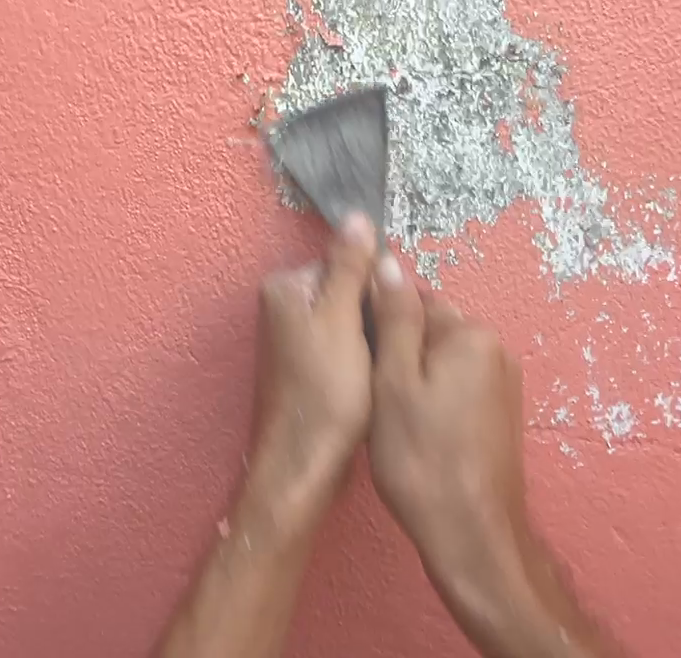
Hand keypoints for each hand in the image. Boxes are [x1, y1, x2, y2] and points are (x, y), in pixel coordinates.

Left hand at [247, 214, 377, 515]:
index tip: (394, 317)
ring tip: (387, 362)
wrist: (305, 466)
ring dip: (375, 336)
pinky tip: (377, 377)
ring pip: (354, 320)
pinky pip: (347, 345)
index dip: (376, 287)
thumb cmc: (325, 392)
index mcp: (286, 287)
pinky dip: (365, 356)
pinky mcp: (310, 364)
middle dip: (376, 313)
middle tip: (392, 344)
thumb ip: (350, 268)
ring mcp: (296, 337)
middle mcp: (285, 306)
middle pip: (349, 290)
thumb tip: (358, 215)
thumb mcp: (343, 321)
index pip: (345, 262)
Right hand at [368, 257, 619, 657]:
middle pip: (428, 328)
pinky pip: (455, 384)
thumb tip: (388, 261)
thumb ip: (393, 318)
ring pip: (439, 359)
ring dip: (413, 376)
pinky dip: (433, 398)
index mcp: (470, 333)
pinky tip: (417, 430)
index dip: (378, 325)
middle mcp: (494, 349)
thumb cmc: (421, 457)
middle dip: (398, 351)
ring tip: (394, 417)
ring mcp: (502, 383)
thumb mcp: (392, 380)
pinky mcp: (500, 412)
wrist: (472, 537)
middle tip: (375, 393)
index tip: (361, 358)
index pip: (412, 300)